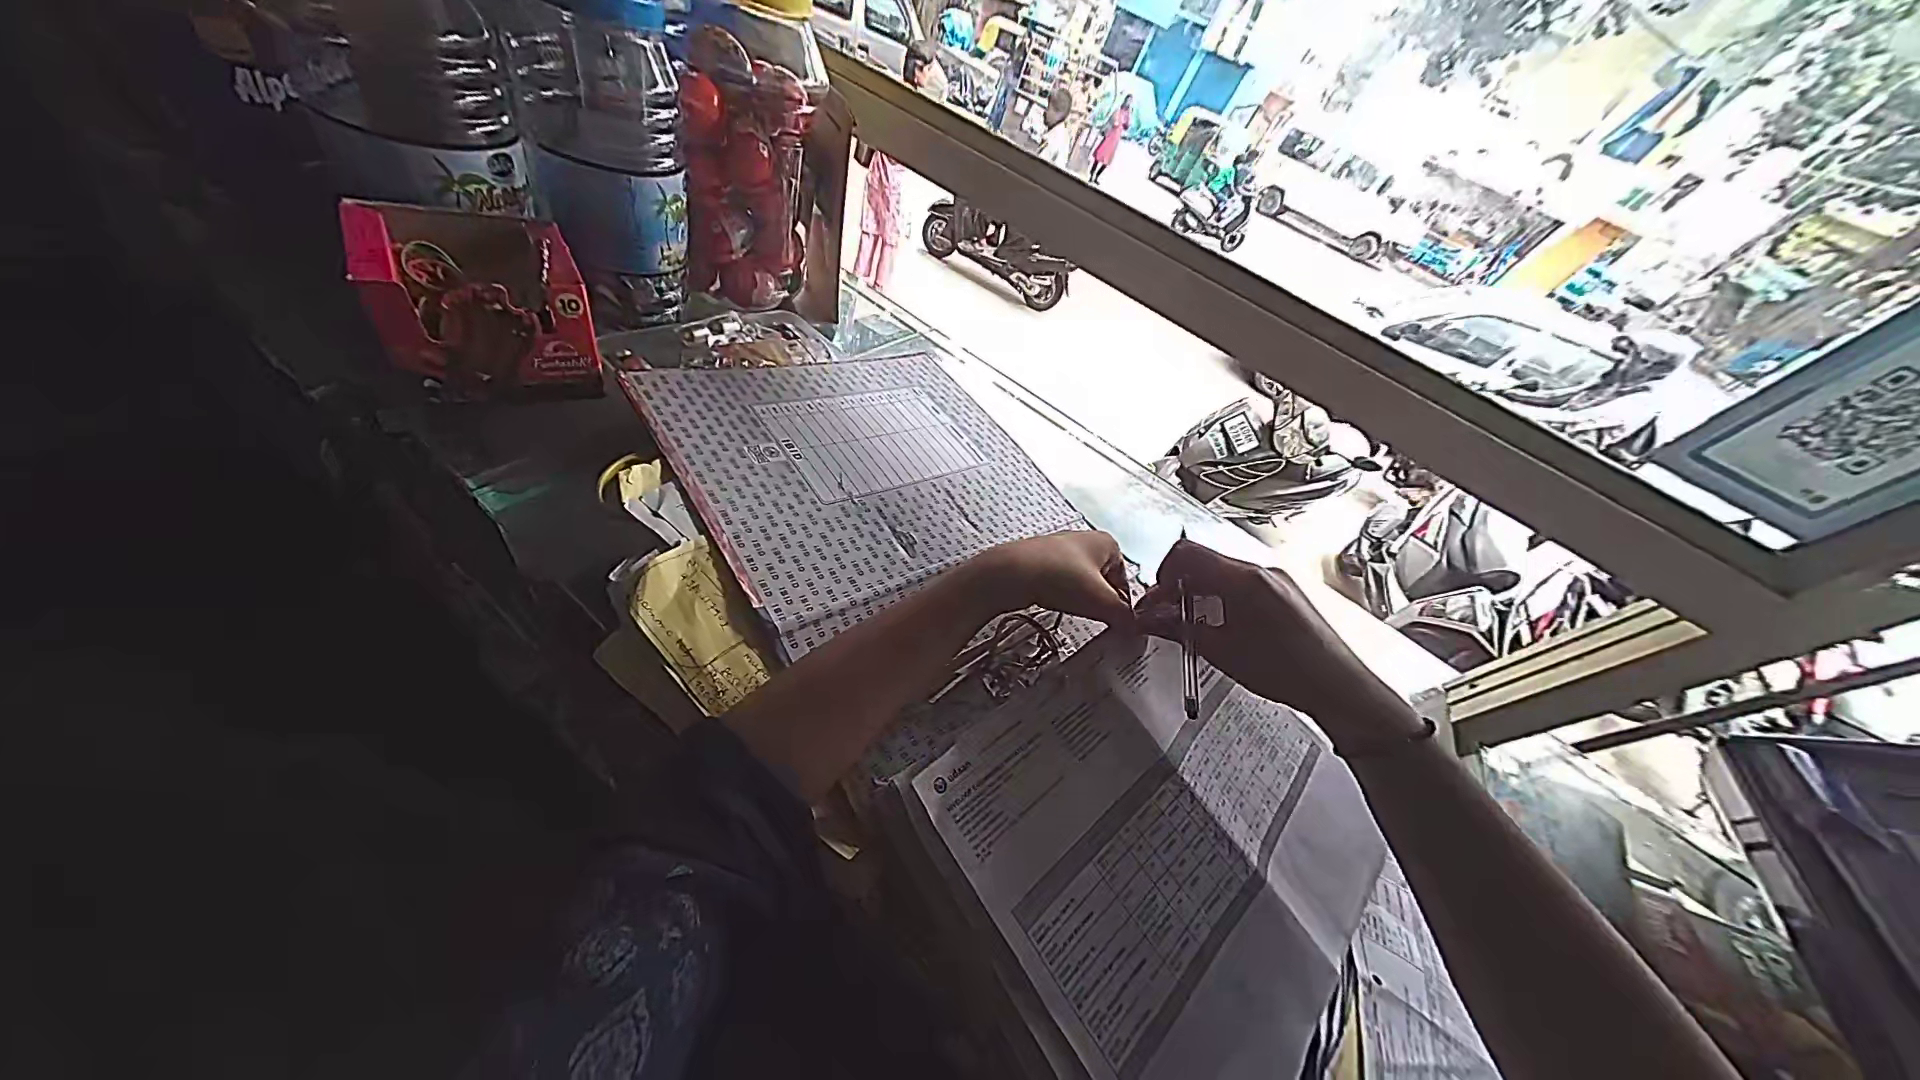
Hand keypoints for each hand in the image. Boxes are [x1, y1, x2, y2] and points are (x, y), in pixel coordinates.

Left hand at [970, 530, 1134, 628]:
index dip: (1123, 604)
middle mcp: (1083, 540)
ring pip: (1079, 583)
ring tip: (1072, 610)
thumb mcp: (1101, 601)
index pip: (1126, 579)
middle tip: (1096, 617)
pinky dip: (1059, 596)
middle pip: (1103, 581)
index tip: (1118, 622)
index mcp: (1106, 542)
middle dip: (1100, 601)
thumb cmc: (1058, 576)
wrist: (1009, 574)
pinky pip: (1058, 584)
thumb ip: (1124, 617)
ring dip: (1079, 599)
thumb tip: (1134, 629)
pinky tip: (1054, 604)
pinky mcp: (1038, 562)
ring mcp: (1059, 550)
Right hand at [1136, 539, 1421, 749]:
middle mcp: (1261, 571)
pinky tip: (1218, 624)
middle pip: (1202, 560)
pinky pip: (1240, 582)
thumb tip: (1152, 619)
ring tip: (1191, 623)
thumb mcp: (1221, 652)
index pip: (1187, 554)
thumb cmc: (1291, 672)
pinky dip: (1219, 596)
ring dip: (1198, 591)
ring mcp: (1275, 579)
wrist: (1339, 688)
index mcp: (1244, 580)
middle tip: (1165, 613)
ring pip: (1220, 571)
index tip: (1156, 598)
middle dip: (1177, 585)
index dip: (1163, 575)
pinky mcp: (1282, 591)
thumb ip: (1180, 629)